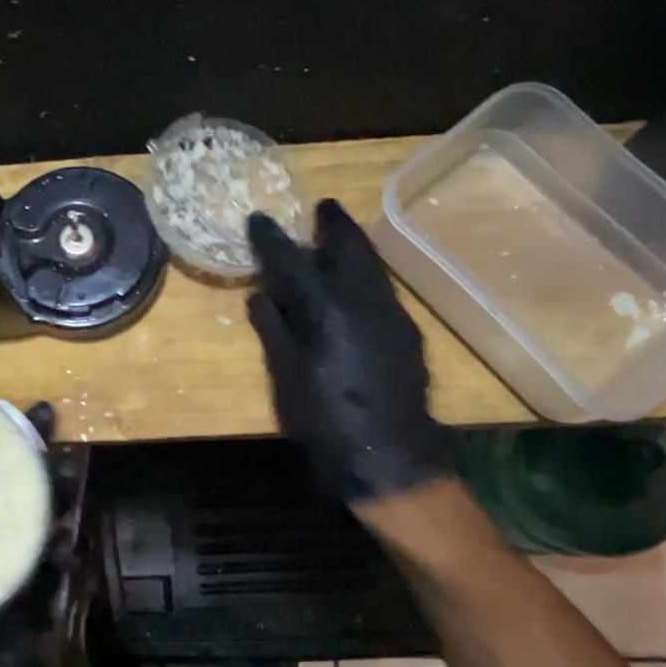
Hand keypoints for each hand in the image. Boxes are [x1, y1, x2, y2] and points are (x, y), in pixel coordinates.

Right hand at [247, 199, 450, 502]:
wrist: (391, 459)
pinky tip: (357, 284)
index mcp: (326, 311)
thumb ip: (274, 331)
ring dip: (354, 246)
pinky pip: (383, 287)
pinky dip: (367, 273)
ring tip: (339, 236)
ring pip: (372, 265)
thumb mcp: (286, 379)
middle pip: (349, 247)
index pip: (293, 261)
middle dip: (334, 223)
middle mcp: (364, 301)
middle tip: (322, 207)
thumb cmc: (325, 423)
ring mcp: (392, 315)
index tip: (258, 218)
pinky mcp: (407, 332)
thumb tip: (259, 295)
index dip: (272, 239)